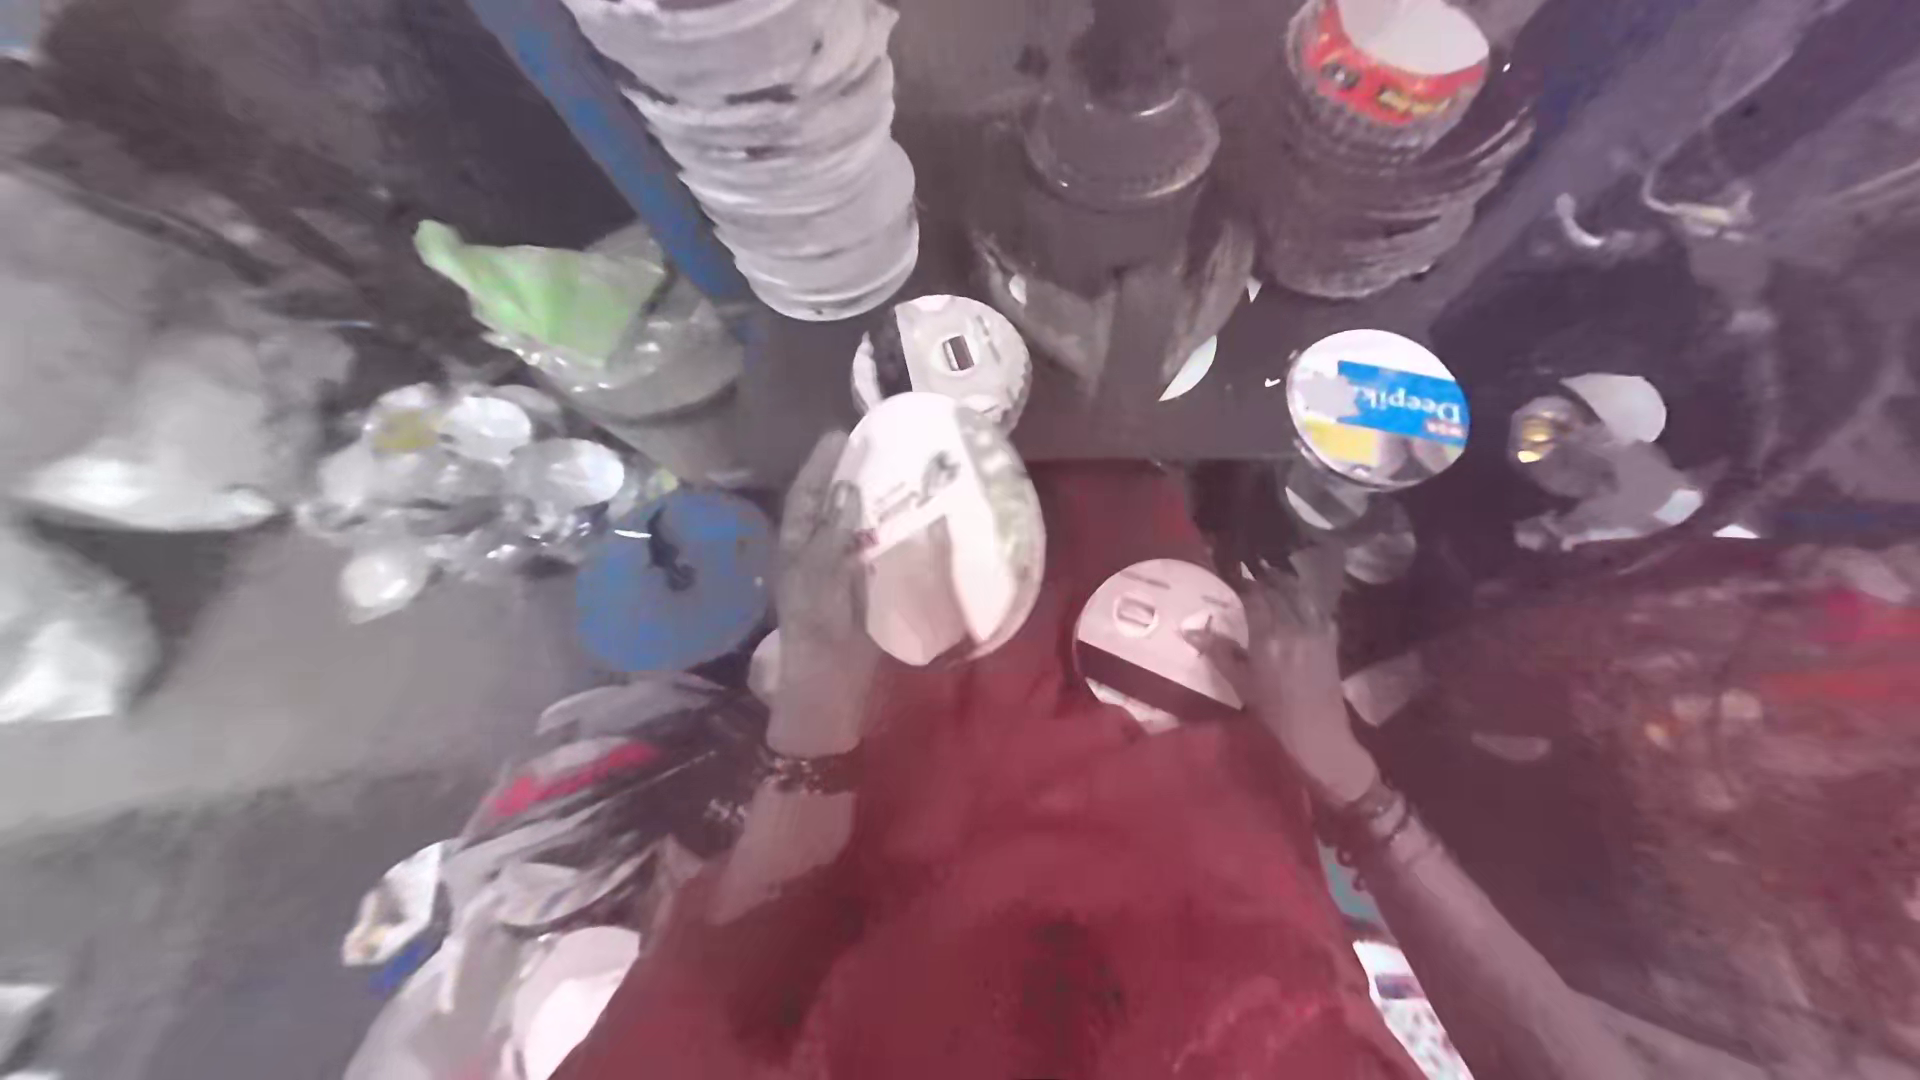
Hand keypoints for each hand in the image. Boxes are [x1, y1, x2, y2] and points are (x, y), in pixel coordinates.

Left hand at [769, 431, 879, 756]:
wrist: (830, 686)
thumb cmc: (818, 630)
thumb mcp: (818, 578)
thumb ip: (832, 534)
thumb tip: (849, 491)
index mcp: (797, 547)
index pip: (806, 495)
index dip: (820, 464)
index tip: (840, 434)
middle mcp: (816, 552)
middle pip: (830, 505)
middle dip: (847, 475)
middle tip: (873, 447)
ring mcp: (840, 568)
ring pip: (853, 524)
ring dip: (870, 499)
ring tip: (892, 473)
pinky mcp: (863, 585)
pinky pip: (873, 547)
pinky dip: (886, 529)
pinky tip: (906, 518)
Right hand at [1199, 549, 1379, 807]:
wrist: (1319, 736)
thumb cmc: (1273, 712)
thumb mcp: (1240, 682)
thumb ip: (1219, 651)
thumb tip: (1189, 630)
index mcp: (1268, 637)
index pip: (1254, 597)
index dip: (1242, 583)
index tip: (1231, 576)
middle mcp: (1294, 627)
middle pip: (1278, 591)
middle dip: (1263, 579)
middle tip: (1250, 572)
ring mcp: (1317, 631)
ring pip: (1300, 595)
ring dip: (1286, 584)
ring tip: (1272, 577)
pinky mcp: (1331, 640)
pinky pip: (1317, 609)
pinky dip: (1305, 599)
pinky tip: (1297, 599)